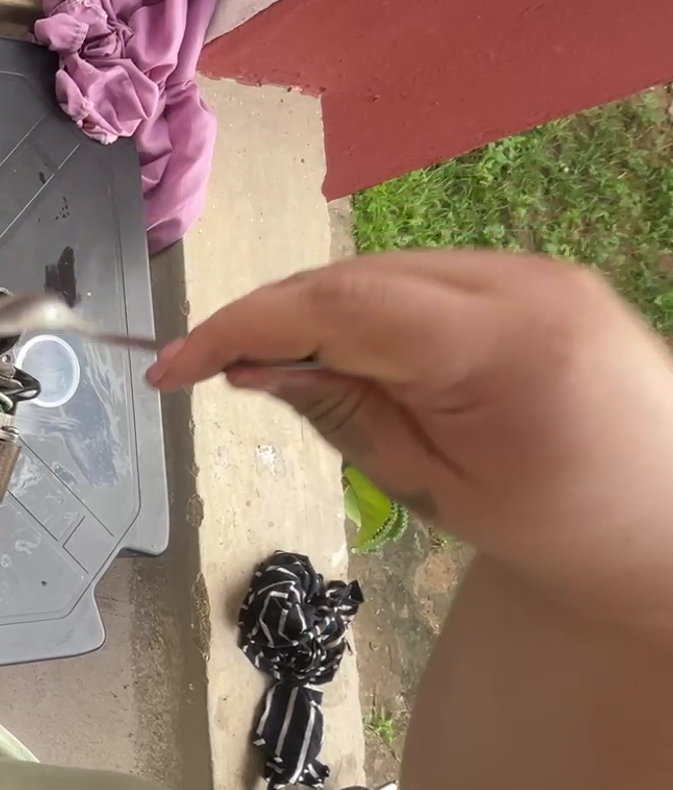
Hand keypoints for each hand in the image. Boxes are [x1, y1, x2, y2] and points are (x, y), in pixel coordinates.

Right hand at [147, 250, 672, 598]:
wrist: (667, 517)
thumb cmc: (545, 520)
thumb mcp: (419, 478)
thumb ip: (331, 407)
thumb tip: (245, 367)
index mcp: (501, 344)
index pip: (330, 308)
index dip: (232, 329)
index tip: (166, 369)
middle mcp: (516, 282)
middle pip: (338, 281)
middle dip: (252, 321)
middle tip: (193, 370)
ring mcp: (520, 270)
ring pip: (358, 273)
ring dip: (287, 315)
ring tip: (247, 364)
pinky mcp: (514, 276)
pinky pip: (390, 280)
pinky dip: (331, 309)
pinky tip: (310, 347)